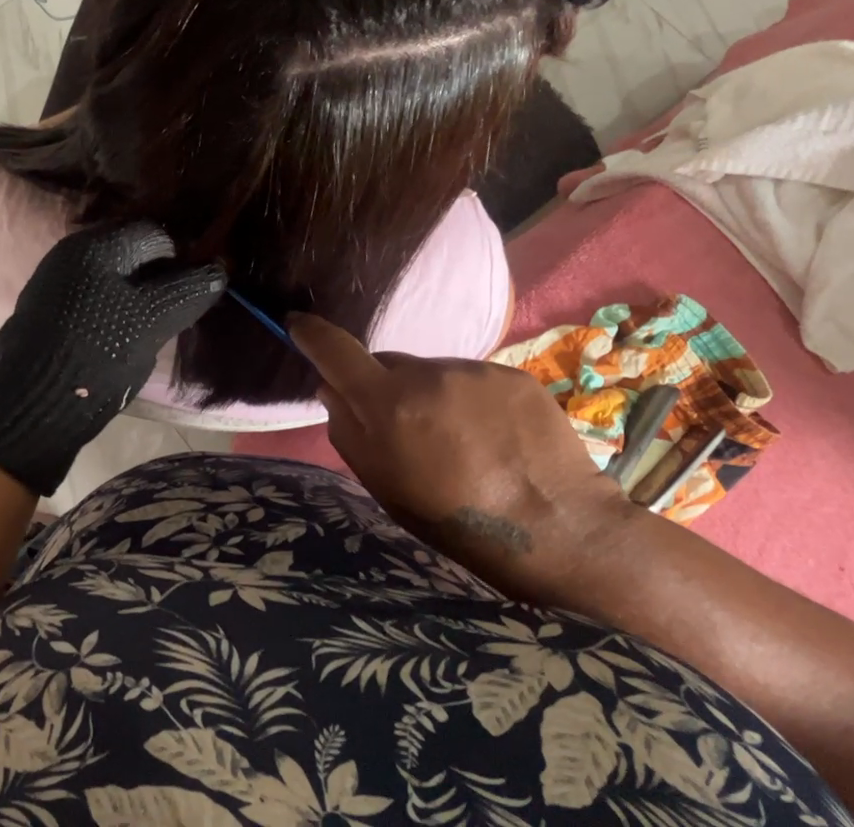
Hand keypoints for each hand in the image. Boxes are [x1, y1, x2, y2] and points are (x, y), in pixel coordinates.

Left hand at [0, 222, 225, 495]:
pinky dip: (111, 310)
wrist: (36, 400)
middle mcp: (67, 254)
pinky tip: (122, 337)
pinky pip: (90, 300)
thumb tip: (218, 271)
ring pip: (109, 279)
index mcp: (94, 244)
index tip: (196, 286)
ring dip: (134, 296)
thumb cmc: (99, 351)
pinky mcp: (44, 313)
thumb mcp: (154, 320)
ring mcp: (52, 284)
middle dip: (157, 276)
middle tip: (179, 307)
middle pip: (129, 254)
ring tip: (155, 326)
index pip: (153, 233)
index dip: (181, 256)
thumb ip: (188, 290)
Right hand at [288, 313, 630, 595]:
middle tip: (405, 432)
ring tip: (460, 443)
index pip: (335, 350)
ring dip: (432, 396)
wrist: (556, 529)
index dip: (310, 334)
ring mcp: (475, 370)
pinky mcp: (514, 374)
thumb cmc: (452, 518)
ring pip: (433, 373)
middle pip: (388, 365)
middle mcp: (428, 373)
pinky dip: (471, 401)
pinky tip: (492, 438)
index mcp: (388, 403)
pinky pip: (474, 379)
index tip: (297, 324)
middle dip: (386, 388)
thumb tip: (333, 389)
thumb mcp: (380, 483)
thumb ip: (347, 429)